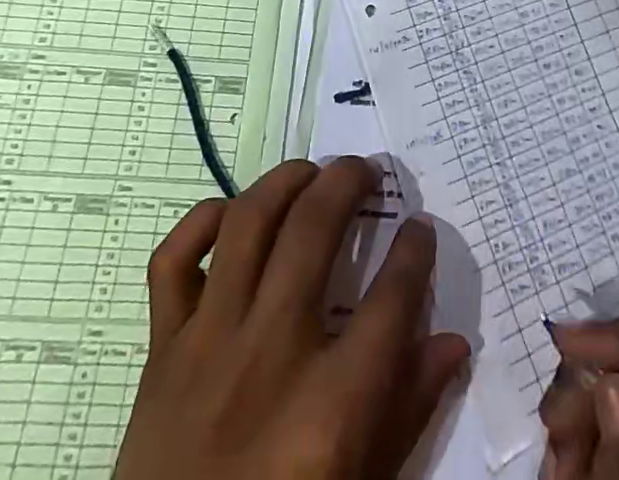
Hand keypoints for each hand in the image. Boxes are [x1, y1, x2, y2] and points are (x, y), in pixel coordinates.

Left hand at [116, 158, 470, 479]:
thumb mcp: (366, 478)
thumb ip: (410, 408)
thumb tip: (455, 342)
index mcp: (333, 399)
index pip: (392, 297)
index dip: (415, 250)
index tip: (421, 226)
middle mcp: (272, 350)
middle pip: (314, 231)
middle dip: (347, 184)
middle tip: (366, 169)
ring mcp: (210, 340)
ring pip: (247, 226)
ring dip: (284, 182)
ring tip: (310, 172)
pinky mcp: (163, 347)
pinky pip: (172, 261)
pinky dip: (200, 223)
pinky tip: (229, 212)